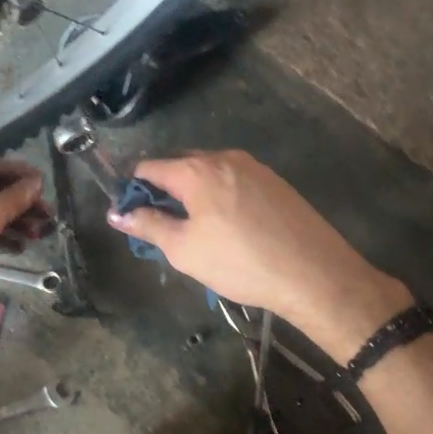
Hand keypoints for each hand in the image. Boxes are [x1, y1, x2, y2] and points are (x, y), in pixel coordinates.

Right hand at [107, 152, 411, 360]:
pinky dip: (219, 197)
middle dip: (163, 191)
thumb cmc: (240, 262)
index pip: (148, 167)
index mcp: (196, 170)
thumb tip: (117, 213)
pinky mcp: (275, 183)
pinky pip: (233, 181)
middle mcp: (224, 158)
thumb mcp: (183, 249)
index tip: (130, 216)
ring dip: (192, 194)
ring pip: (208, 173)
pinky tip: (226, 228)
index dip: (132, 190)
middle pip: (179, 166)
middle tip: (160, 226)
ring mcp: (254, 168)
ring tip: (193, 230)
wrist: (316, 275)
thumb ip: (147, 225)